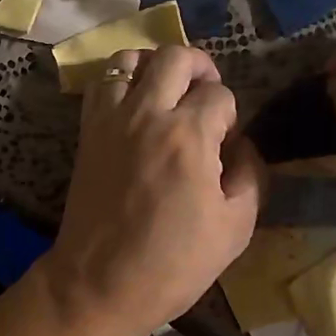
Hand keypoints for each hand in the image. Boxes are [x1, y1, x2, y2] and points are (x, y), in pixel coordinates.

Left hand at [39, 46, 262, 335]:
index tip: (227, 139)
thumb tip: (240, 143)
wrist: (100, 278)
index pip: (217, 94)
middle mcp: (145, 114)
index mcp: (188, 136)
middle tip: (206, 91)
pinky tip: (134, 102)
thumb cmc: (174, 261)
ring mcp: (108, 118)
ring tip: (167, 89)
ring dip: (153, 65)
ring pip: (128, 59)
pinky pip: (99, 84)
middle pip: (173, 57)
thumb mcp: (236, 226)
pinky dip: (118, 79)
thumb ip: (249, 174)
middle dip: (199, 66)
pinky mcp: (86, 130)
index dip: (230, 112)